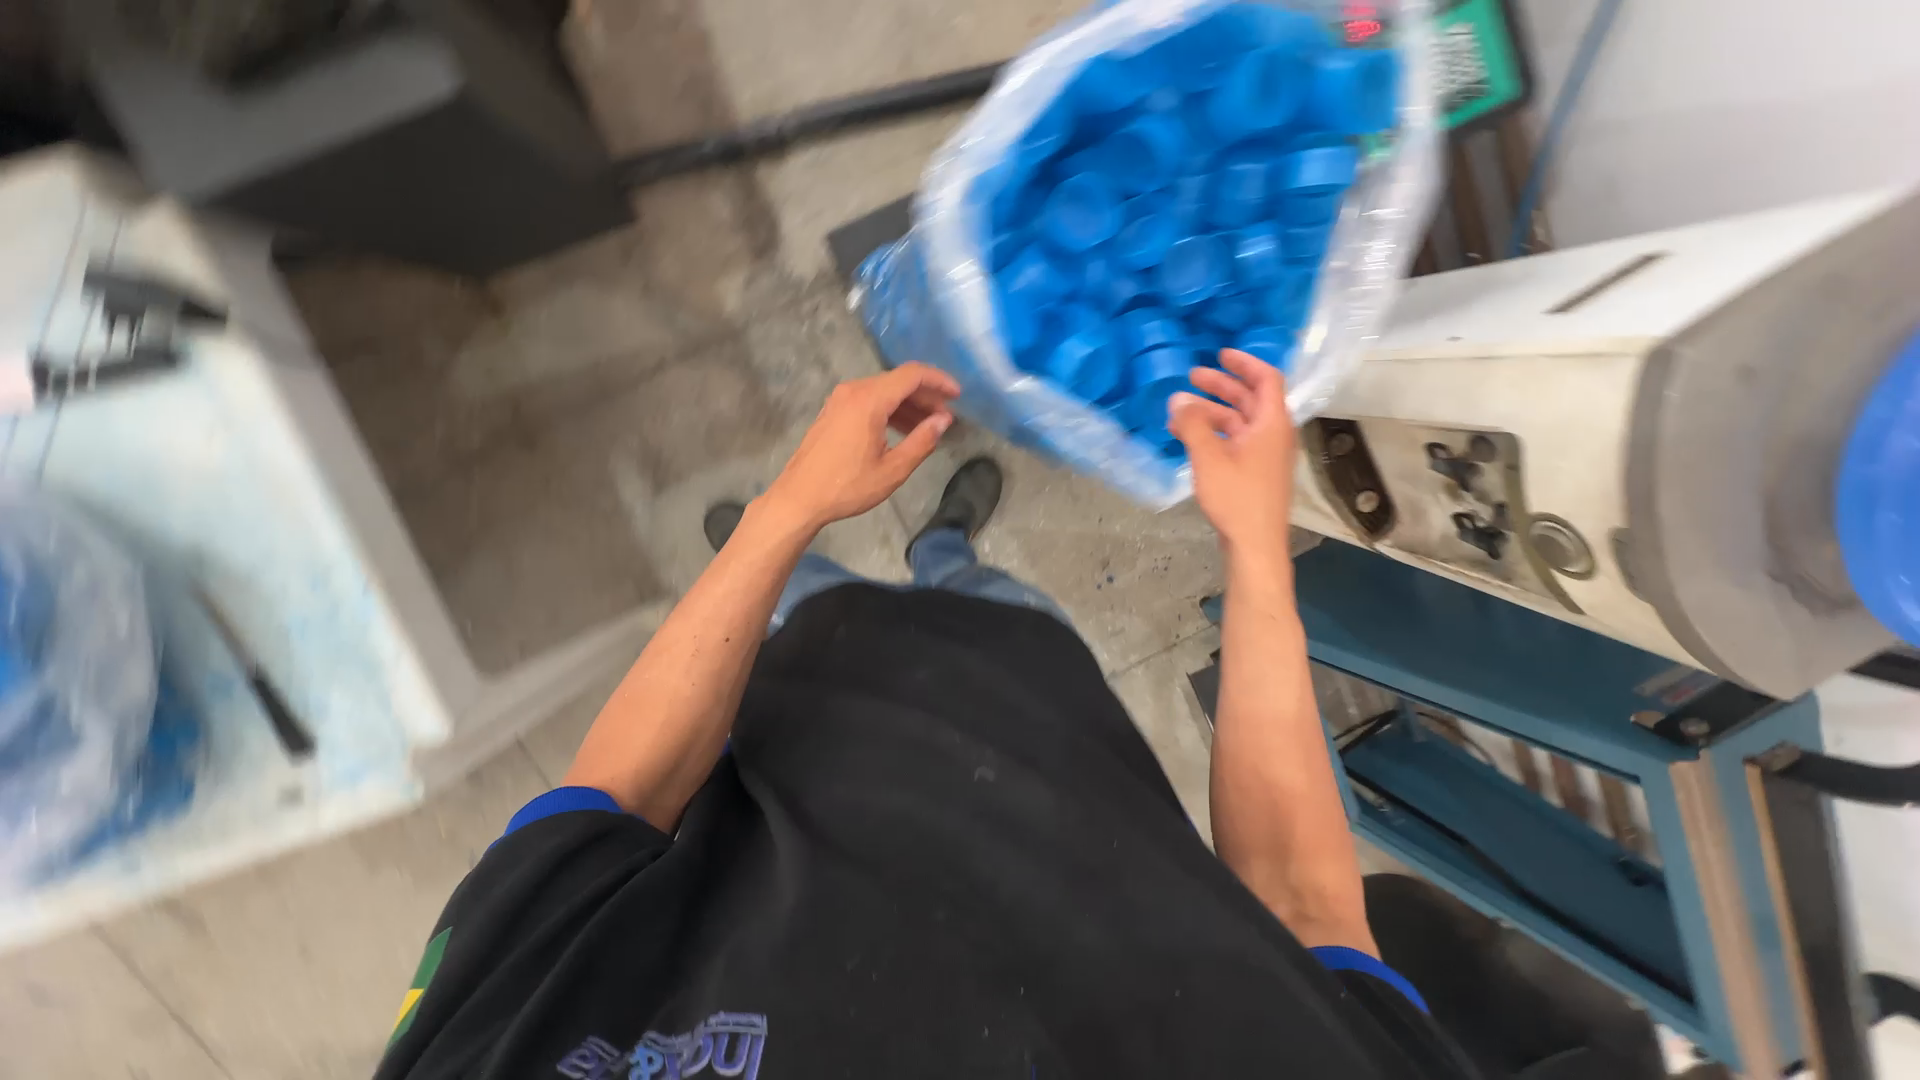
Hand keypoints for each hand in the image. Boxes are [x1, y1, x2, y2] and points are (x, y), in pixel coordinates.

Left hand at [761, 363, 958, 533]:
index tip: (958, 396)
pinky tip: (902, 430)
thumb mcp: (892, 469)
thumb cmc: (848, 487)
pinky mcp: (833, 411)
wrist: (800, 498)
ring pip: (883, 391)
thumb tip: (943, 420)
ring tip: (928, 426)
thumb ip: (922, 441)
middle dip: (926, 395)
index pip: (912, 375)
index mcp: (869, 400)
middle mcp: (854, 391)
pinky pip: (868, 400)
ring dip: (908, 404)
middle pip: (898, 381)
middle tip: (946, 417)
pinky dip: (890, 410)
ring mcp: (840, 400)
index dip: (939, 381)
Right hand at [1169, 350, 1296, 564]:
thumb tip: (1178, 399)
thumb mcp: (1209, 458)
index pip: (1266, 379)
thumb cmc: (1237, 498)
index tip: (1220, 354)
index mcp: (1271, 423)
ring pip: (1240, 422)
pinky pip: (1236, 441)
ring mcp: (1265, 455)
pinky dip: (1215, 433)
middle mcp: (1273, 434)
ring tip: (1179, 413)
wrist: (1255, 544)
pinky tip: (1189, 439)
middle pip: (1250, 399)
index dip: (1244, 363)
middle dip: (1221, 386)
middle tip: (1192, 377)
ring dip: (1212, 412)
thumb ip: (1192, 424)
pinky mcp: (1255, 473)